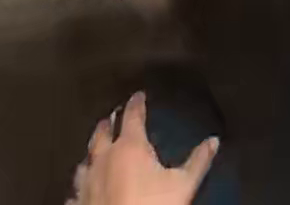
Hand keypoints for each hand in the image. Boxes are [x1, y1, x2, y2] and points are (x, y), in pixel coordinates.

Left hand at [69, 92, 219, 204]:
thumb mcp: (183, 186)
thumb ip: (198, 161)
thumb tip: (214, 140)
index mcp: (129, 146)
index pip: (132, 114)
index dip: (136, 103)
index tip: (139, 94)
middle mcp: (104, 157)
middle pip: (102, 132)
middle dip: (109, 122)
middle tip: (113, 115)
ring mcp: (87, 182)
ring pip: (85, 159)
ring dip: (92, 150)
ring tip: (96, 147)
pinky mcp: (77, 204)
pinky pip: (75, 192)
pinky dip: (79, 186)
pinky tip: (80, 189)